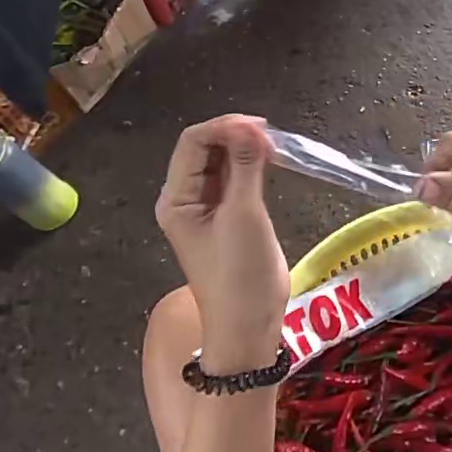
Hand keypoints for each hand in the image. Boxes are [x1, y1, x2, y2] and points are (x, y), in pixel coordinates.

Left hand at [154, 115, 287, 373]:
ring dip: (245, 148)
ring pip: (222, 161)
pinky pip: (235, 178)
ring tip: (274, 147)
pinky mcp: (229, 215)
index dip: (224, 127)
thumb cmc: (240, 273)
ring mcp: (207, 207)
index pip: (193, 143)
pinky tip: (271, 161)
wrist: (249, 325)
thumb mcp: (243, 216)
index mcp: (177, 199)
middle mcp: (186, 198)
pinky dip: (252, 165)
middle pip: (205, 149)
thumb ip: (246, 167)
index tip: (260, 126)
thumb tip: (251, 126)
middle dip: (235, 135)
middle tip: (272, 136)